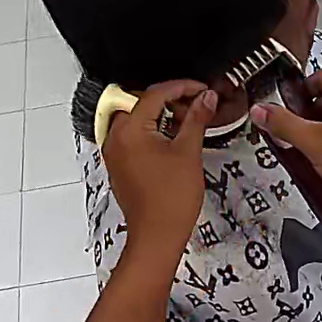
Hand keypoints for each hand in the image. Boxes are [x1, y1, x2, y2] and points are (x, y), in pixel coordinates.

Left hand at [104, 80, 216, 264]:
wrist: (158, 234)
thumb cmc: (169, 201)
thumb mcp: (189, 152)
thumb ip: (197, 118)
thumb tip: (206, 98)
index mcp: (129, 130)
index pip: (154, 94)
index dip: (182, 87)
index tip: (201, 90)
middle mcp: (116, 138)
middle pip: (140, 102)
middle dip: (170, 98)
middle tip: (195, 103)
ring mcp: (115, 152)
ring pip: (135, 118)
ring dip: (160, 114)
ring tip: (187, 121)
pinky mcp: (121, 165)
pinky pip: (133, 136)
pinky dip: (152, 131)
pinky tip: (173, 139)